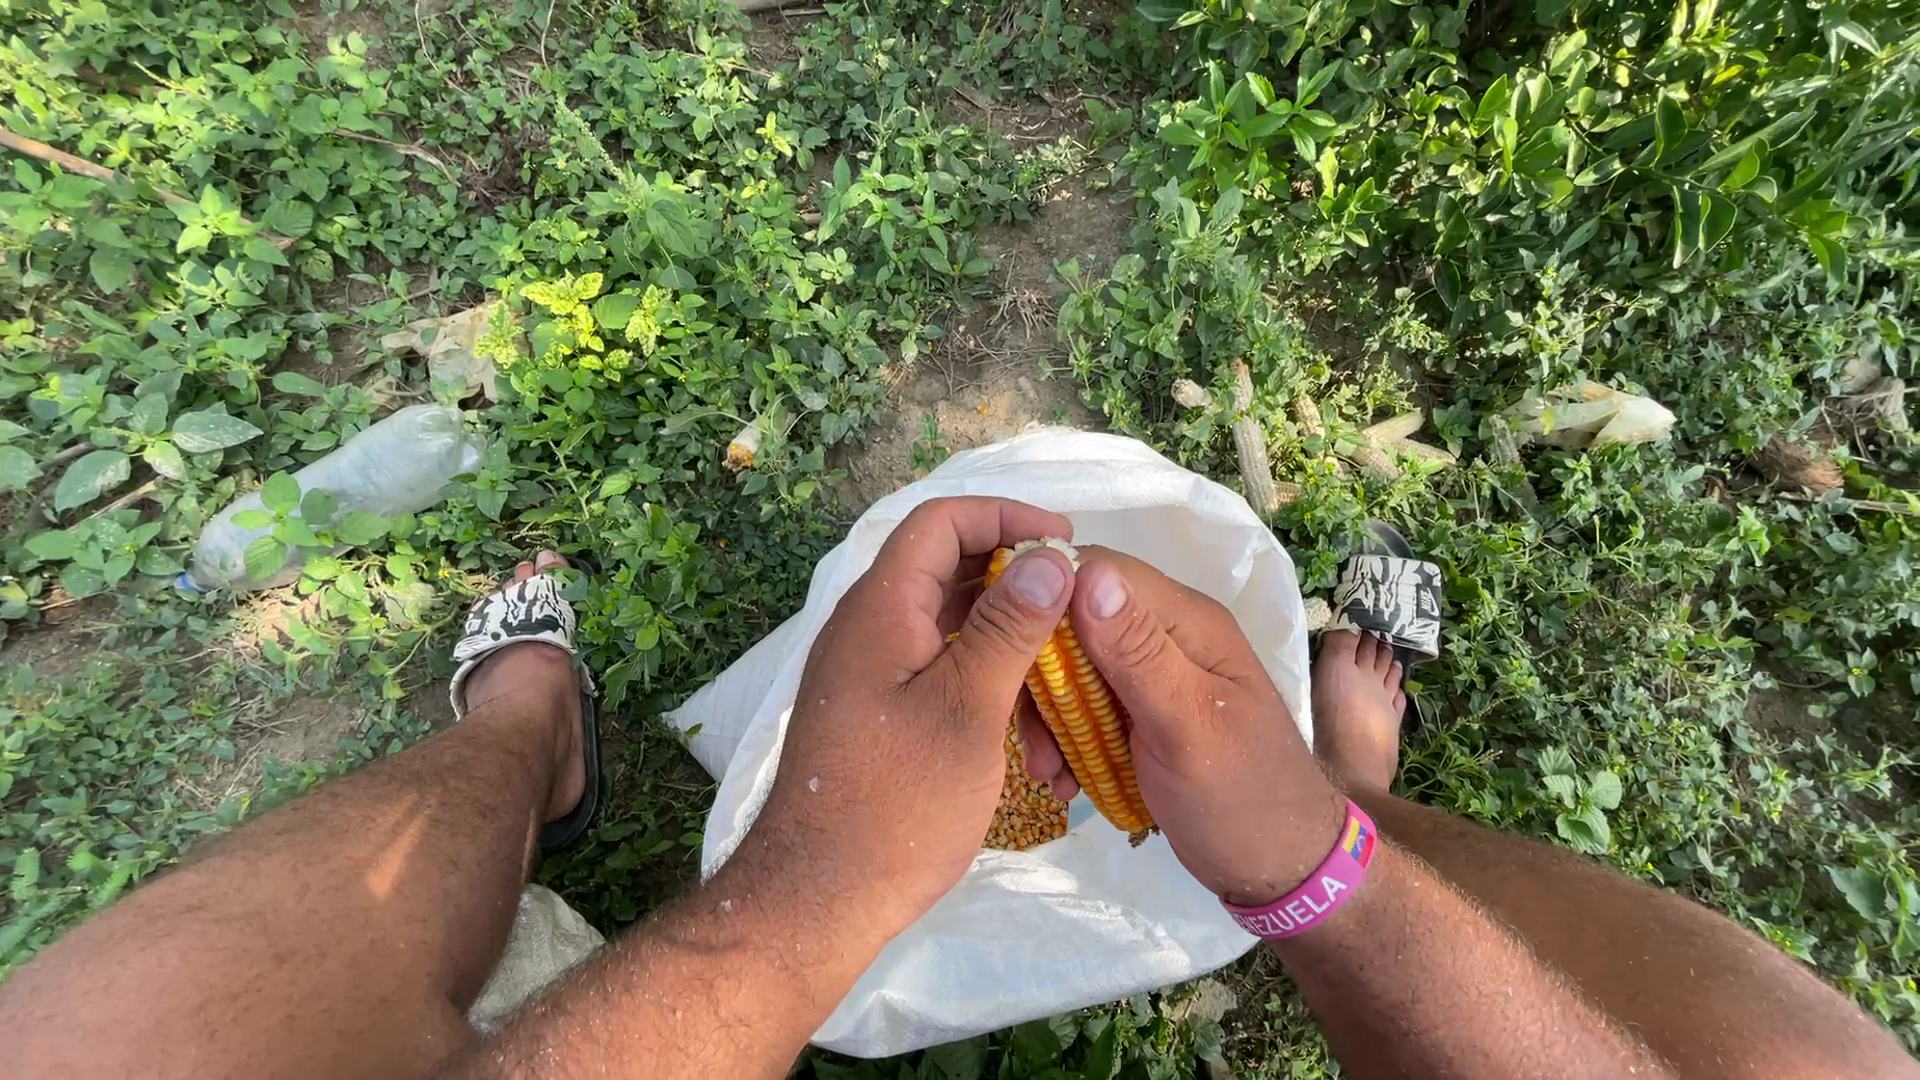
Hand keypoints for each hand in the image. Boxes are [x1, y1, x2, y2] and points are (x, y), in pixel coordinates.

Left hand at [730, 497, 1077, 935]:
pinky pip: (938, 658)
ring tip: (1059, 652)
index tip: (1063, 540)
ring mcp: (872, 664)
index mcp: (882, 607)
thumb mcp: (967, 708)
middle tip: (1072, 594)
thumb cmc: (899, 802)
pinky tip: (1024, 701)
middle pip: (945, 564)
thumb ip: (1008, 626)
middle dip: (1011, 571)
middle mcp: (870, 623)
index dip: (1004, 516)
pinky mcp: (881, 701)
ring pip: (947, 615)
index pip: (940, 522)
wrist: (823, 895)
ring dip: (1003, 626)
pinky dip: (983, 666)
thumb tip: (1050, 558)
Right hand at [1022, 546, 1345, 904]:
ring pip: (1071, 665)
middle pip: (1076, 618)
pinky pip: (1082, 702)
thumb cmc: (1240, 797)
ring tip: (1047, 770)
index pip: (1100, 570)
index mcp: (1186, 620)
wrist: (1276, 868)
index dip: (1045, 592)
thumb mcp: (1186, 725)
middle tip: (1026, 730)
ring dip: (1048, 713)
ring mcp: (1150, 672)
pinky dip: (1064, 735)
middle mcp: (1165, 633)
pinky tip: (1064, 777)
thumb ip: (1137, 651)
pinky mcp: (1136, 708)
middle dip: (1039, 669)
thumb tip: (1085, 572)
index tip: (1001, 638)